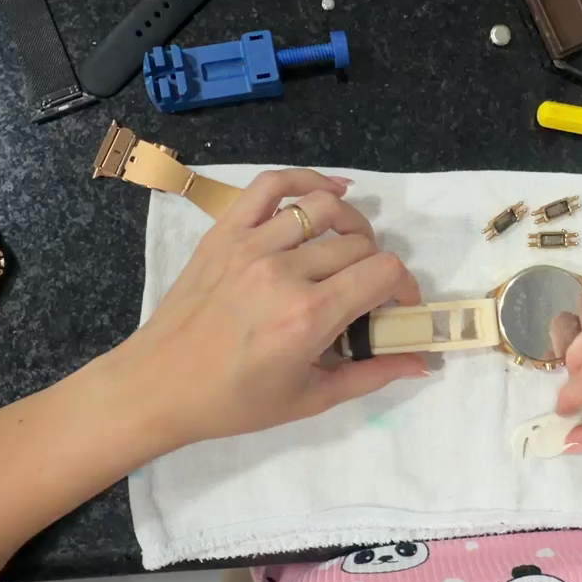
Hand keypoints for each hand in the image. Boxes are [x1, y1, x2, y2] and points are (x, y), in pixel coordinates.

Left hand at [115, 169, 426, 446]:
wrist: (158, 385)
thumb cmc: (234, 402)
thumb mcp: (310, 399)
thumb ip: (371, 375)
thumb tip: (424, 362)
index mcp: (309, 317)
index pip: (383, 272)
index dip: (405, 285)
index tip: (398, 303)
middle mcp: (284, 272)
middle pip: (359, 244)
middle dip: (377, 265)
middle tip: (367, 291)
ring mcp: (251, 245)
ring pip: (324, 209)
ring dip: (352, 224)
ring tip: (352, 245)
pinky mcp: (225, 232)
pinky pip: (272, 186)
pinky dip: (306, 179)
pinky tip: (327, 191)